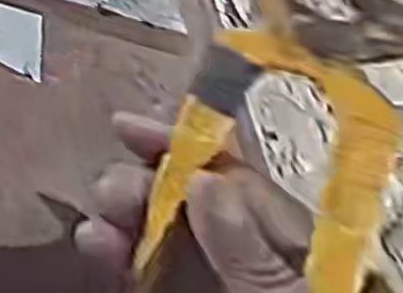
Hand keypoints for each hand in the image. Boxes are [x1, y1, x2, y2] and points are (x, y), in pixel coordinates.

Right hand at [76, 113, 312, 292]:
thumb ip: (262, 261)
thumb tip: (207, 183)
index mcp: (308, 258)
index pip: (244, 184)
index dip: (186, 146)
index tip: (126, 126)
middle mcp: (257, 263)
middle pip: (190, 201)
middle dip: (142, 185)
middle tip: (110, 193)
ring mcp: (214, 285)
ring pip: (156, 230)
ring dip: (120, 218)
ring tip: (99, 226)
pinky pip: (140, 269)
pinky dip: (113, 253)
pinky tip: (94, 246)